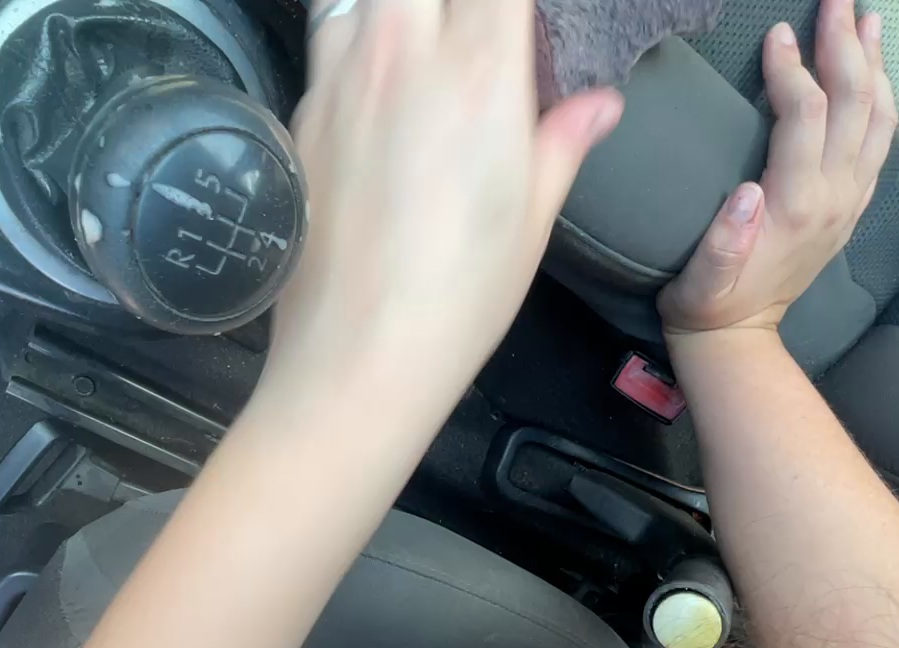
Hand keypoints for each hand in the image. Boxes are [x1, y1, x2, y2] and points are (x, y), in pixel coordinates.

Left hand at [262, 0, 622, 421]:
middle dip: (446, 1)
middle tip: (461, 36)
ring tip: (411, 55)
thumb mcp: (528, 227)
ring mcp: (339, 87)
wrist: (356, 360)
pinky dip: (349, 51)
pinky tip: (368, 105)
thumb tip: (600, 106)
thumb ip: (562, 145)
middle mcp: (400, 57)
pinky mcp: (298, 124)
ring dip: (388, 12)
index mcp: (478, 72)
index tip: (513, 27)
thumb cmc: (456, 303)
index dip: (507, 4)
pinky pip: (323, 50)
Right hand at [657, 0, 894, 342]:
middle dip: (845, 45)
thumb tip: (747, 190)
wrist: (738, 339)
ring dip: (874, 64)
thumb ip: (723, 243)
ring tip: (865, 20)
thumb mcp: (698, 283)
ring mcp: (849, 202)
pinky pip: (880, 141)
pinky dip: (881, 98)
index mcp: (795, 206)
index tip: (777, 33)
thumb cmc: (706, 306)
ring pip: (877, 117)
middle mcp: (834, 197)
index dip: (792, 71)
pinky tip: (872, 76)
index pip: (804, 118)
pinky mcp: (850, 208)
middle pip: (853, 103)